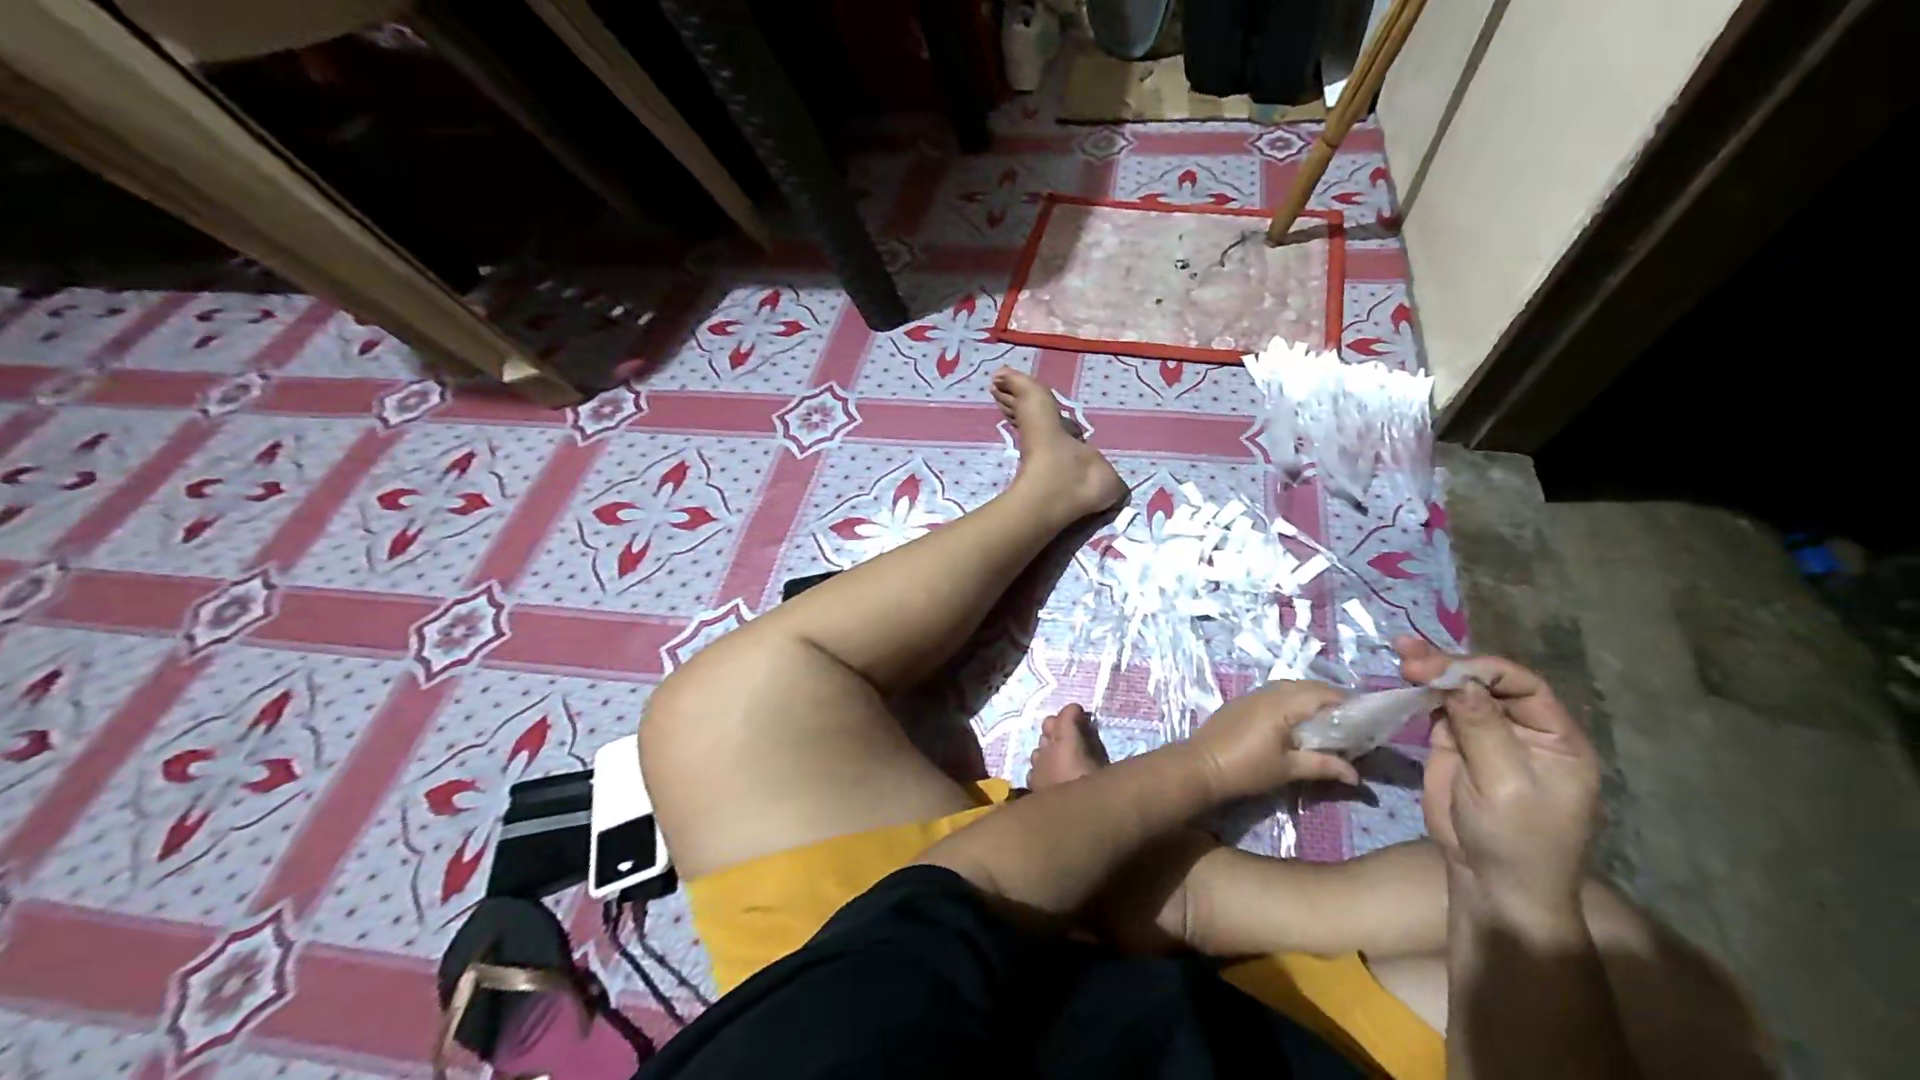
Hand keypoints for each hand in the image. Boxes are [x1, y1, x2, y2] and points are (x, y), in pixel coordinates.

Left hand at [1190, 680, 1360, 799]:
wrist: (1200, 766)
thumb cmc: (1246, 768)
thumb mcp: (1288, 769)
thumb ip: (1323, 766)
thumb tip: (1357, 775)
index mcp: (1282, 704)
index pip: (1322, 693)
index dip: (1345, 701)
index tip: (1364, 717)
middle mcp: (1267, 693)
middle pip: (1305, 686)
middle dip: (1329, 698)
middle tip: (1348, 720)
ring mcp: (1251, 696)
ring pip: (1288, 688)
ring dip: (1308, 698)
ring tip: (1325, 720)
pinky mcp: (1240, 703)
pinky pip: (1272, 694)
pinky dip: (1290, 701)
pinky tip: (1294, 721)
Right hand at [1397, 637, 1600, 919]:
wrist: (1491, 883)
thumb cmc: (1517, 838)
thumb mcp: (1505, 783)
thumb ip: (1483, 728)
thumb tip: (1459, 681)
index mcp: (1555, 738)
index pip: (1522, 685)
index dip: (1482, 669)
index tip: (1440, 666)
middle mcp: (1522, 730)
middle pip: (1485, 683)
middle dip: (1448, 665)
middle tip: (1408, 652)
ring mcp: (1484, 737)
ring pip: (1457, 693)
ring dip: (1430, 673)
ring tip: (1401, 655)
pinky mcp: (1453, 747)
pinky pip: (1438, 712)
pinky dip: (1419, 694)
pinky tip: (1403, 679)